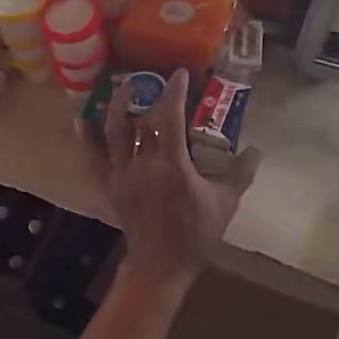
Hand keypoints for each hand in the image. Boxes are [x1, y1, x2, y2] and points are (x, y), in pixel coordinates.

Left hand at [89, 69, 260, 285]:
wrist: (161, 263)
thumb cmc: (196, 233)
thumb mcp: (225, 202)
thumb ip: (240, 172)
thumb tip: (257, 149)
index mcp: (171, 164)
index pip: (170, 117)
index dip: (174, 92)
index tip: (179, 75)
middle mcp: (142, 163)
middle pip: (141, 120)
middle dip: (149, 95)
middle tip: (155, 80)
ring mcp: (121, 174)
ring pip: (113, 132)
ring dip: (117, 107)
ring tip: (124, 88)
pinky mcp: (109, 186)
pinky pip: (92, 159)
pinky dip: (84, 140)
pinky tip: (80, 121)